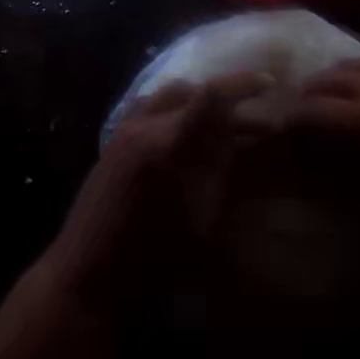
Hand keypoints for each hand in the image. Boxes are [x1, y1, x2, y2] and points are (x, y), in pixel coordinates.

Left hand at [38, 72, 271, 319]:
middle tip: (253, 123)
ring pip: (166, 96)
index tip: (268, 85)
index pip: (211, 95)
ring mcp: (123, 132)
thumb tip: (240, 138)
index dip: (242, 83)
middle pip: (191, 91)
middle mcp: (145, 127)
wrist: (91, 275)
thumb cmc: (154, 262)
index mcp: (171, 146)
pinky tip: (183, 132)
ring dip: (197, 101)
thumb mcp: (202, 220)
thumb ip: (220, 171)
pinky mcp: (111, 142)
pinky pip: (146, 108)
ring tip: (220, 124)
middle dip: (225, 100)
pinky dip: (171, 109)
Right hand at [286, 56, 359, 183]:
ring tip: (317, 107)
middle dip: (301, 101)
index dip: (283, 124)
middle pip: (323, 82)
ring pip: (346, 67)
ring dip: (325, 84)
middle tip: (289, 124)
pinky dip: (352, 76)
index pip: (308, 112)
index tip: (270, 137)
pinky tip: (351, 96)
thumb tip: (301, 153)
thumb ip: (336, 164)